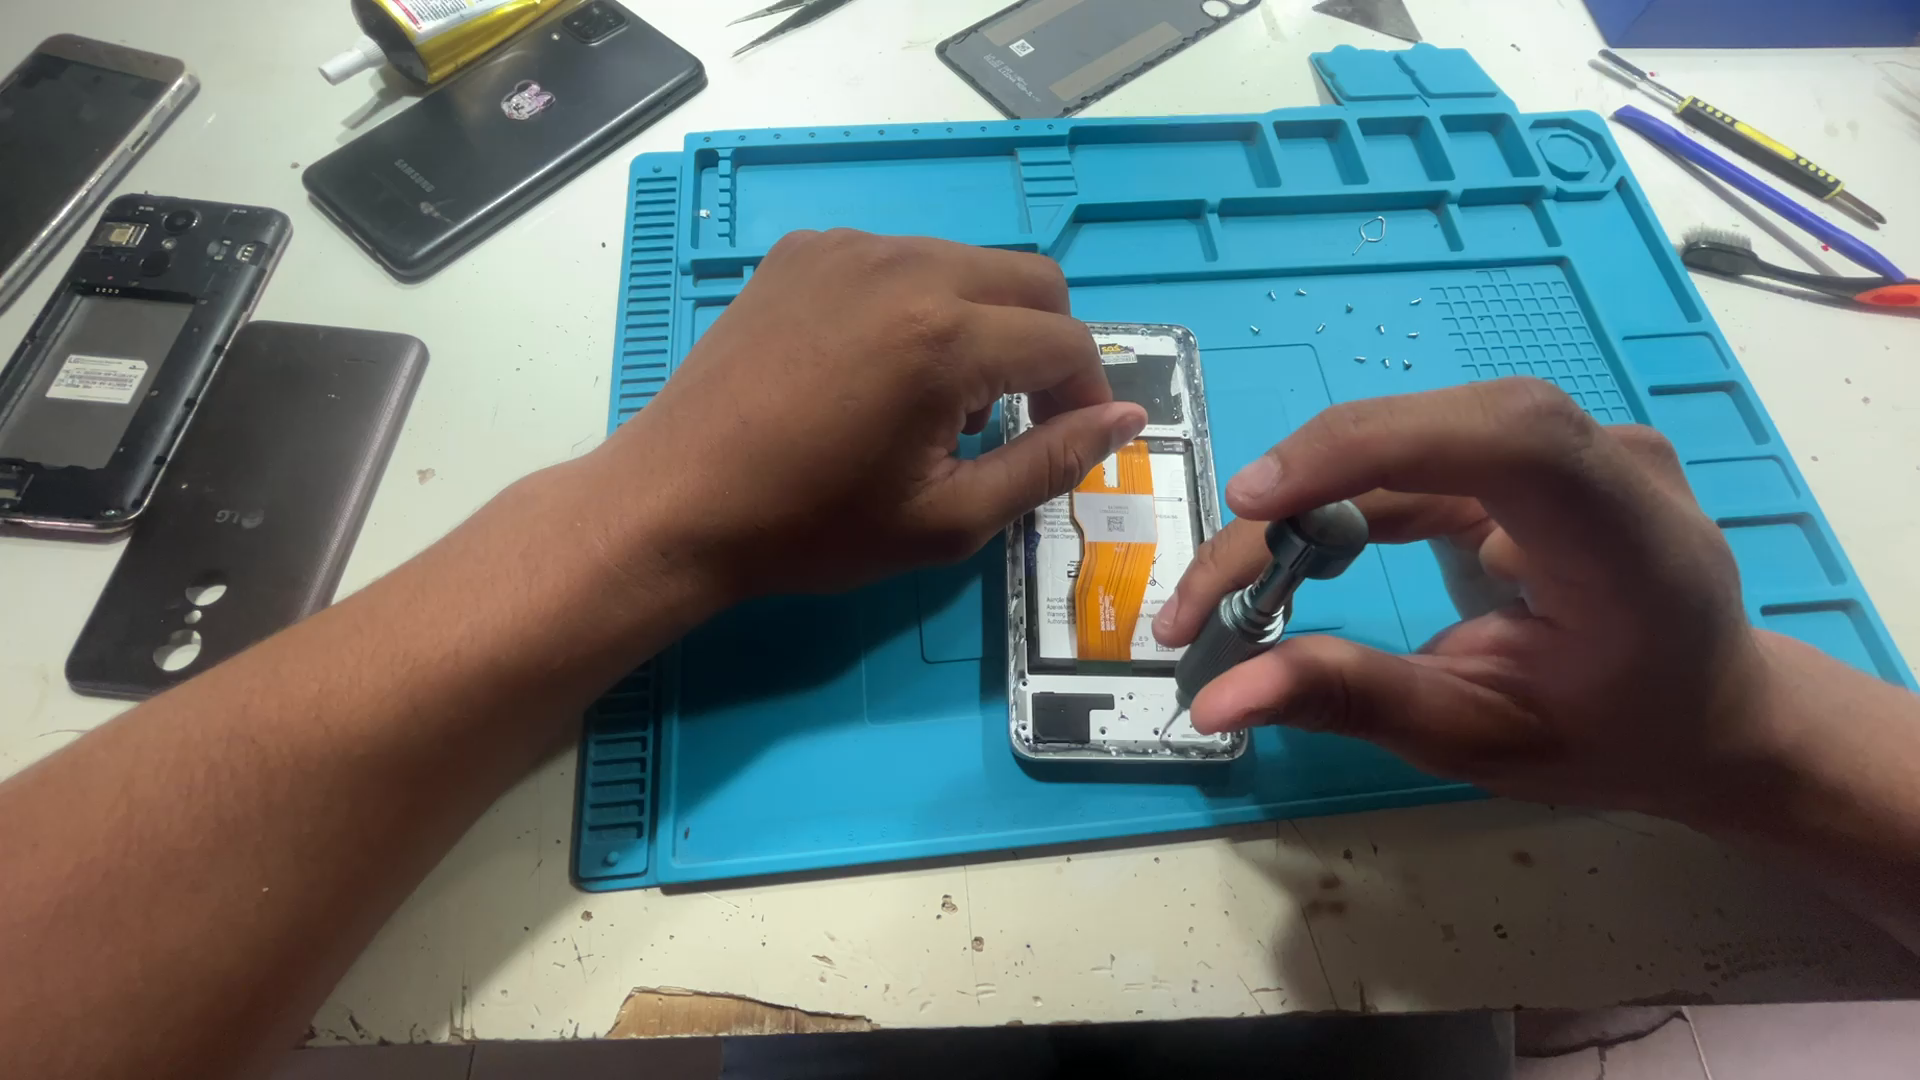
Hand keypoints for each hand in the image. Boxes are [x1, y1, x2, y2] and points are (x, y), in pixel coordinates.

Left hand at [597, 229, 1146, 599]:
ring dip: (985, 327)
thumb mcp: (948, 520)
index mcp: (944, 337)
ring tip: (940, 403)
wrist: (677, 504)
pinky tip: (881, 369)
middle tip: (1017, 420)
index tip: (1070, 440)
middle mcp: (904, 266)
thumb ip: (1050, 464)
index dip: (1086, 396)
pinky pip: (901, 262)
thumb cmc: (814, 529)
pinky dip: (923, 307)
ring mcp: (847, 248)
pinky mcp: (803, 251)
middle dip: (1048, 349)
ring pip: (967, 265)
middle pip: (1031, 281)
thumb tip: (1126, 419)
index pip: (1065, 342)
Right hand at [1153, 378, 1777, 823]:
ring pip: (1390, 441)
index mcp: (1625, 538)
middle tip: (1207, 589)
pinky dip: (1318, 506)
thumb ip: (1347, 701)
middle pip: (1420, 427)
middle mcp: (1596, 463)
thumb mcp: (1473, 736)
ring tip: (1222, 588)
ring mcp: (1550, 450)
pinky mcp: (1504, 458)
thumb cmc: (1609, 734)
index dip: (1364, 448)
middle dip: (1295, 490)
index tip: (1252, 505)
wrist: (1701, 708)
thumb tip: (1212, 701)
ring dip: (1291, 505)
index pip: (1502, 438)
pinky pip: (1392, 462)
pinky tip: (1277, 559)